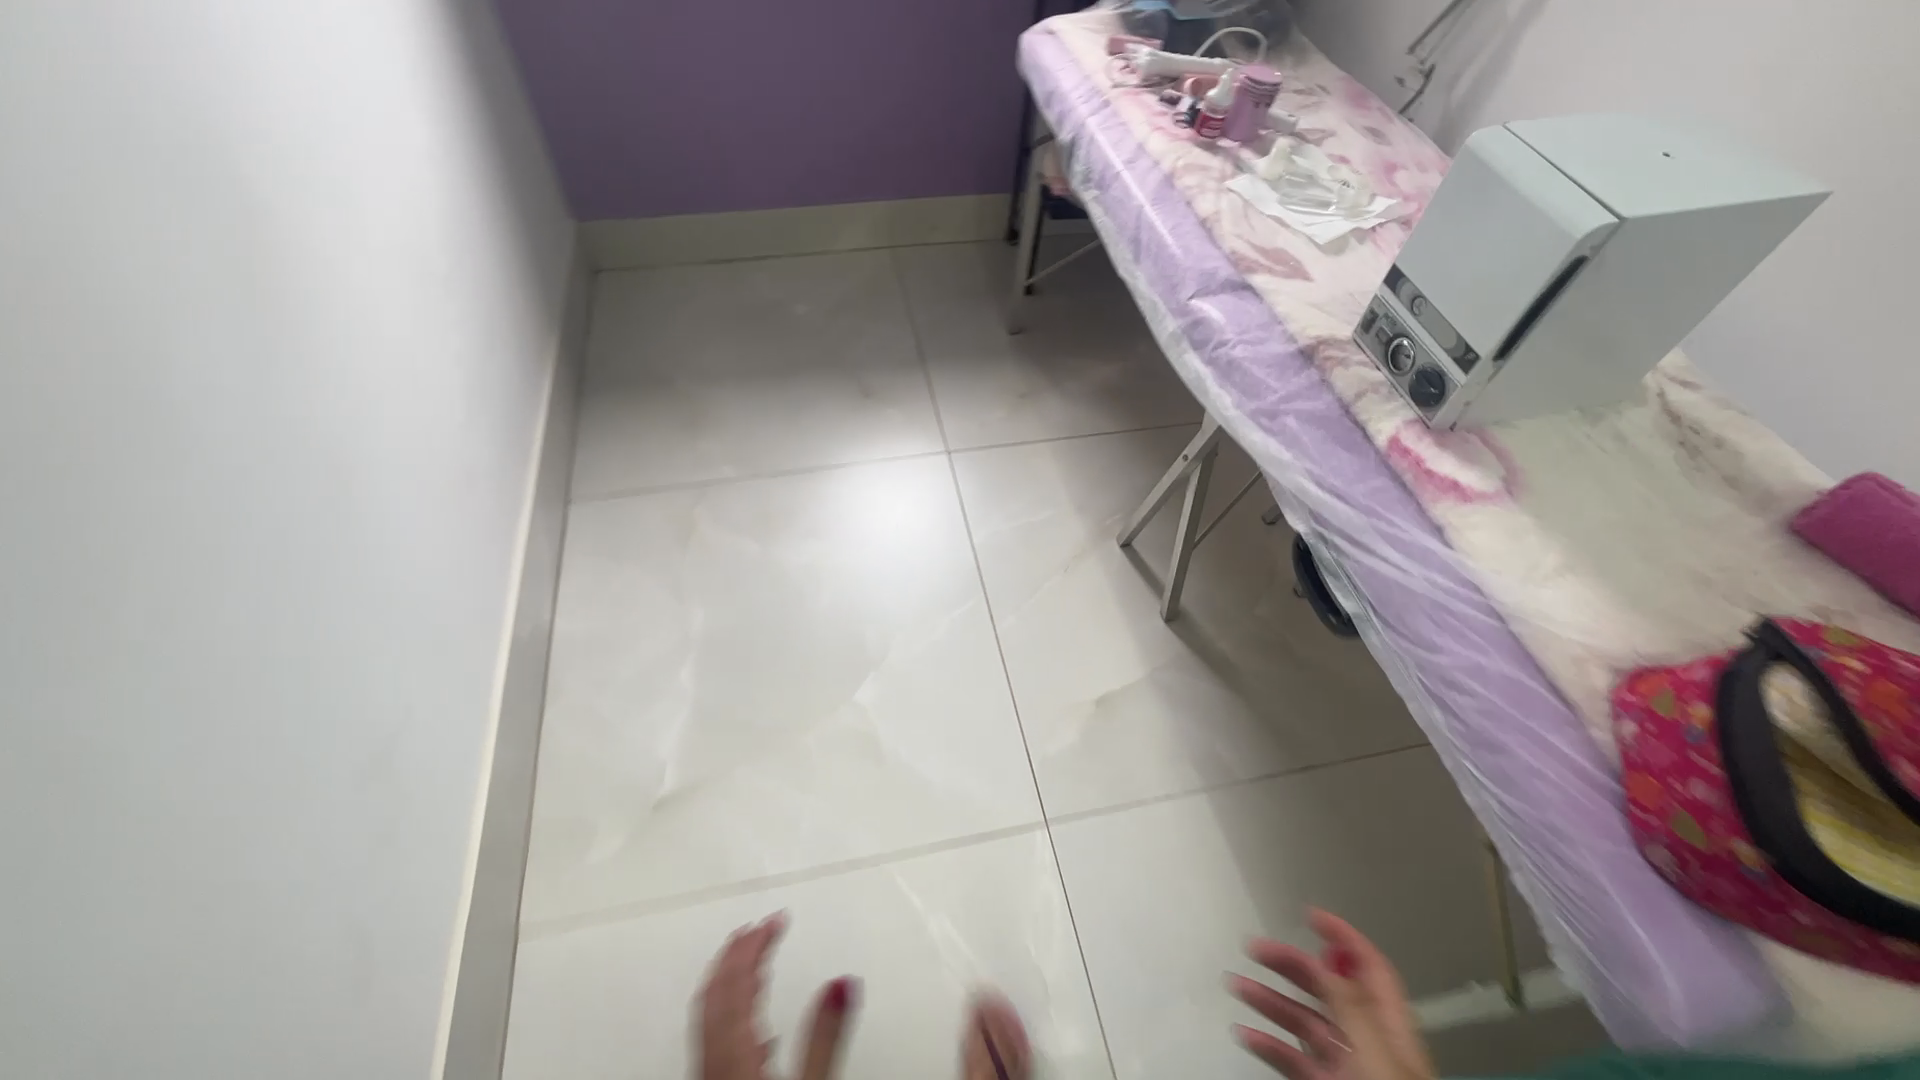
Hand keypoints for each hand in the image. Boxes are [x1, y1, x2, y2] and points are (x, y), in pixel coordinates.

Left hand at [696, 913, 857, 1079]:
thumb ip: (826, 1035)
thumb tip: (842, 982)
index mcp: (735, 1052)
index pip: (738, 983)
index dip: (755, 944)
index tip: (775, 918)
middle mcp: (713, 1061)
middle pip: (716, 994)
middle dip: (735, 953)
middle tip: (756, 926)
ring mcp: (708, 1074)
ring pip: (708, 1014)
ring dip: (727, 977)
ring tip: (747, 954)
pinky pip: (711, 1034)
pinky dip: (728, 1007)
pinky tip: (749, 1014)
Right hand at [1228, 909, 1433, 1079]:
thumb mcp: (1376, 1057)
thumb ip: (1352, 1009)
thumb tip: (1331, 963)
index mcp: (1389, 1028)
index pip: (1370, 970)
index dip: (1344, 939)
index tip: (1309, 915)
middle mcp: (1367, 1043)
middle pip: (1328, 990)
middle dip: (1293, 964)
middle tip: (1254, 947)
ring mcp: (1345, 1070)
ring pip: (1304, 1024)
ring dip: (1270, 1001)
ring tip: (1234, 984)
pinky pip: (1293, 1062)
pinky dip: (1268, 1046)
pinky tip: (1244, 1035)